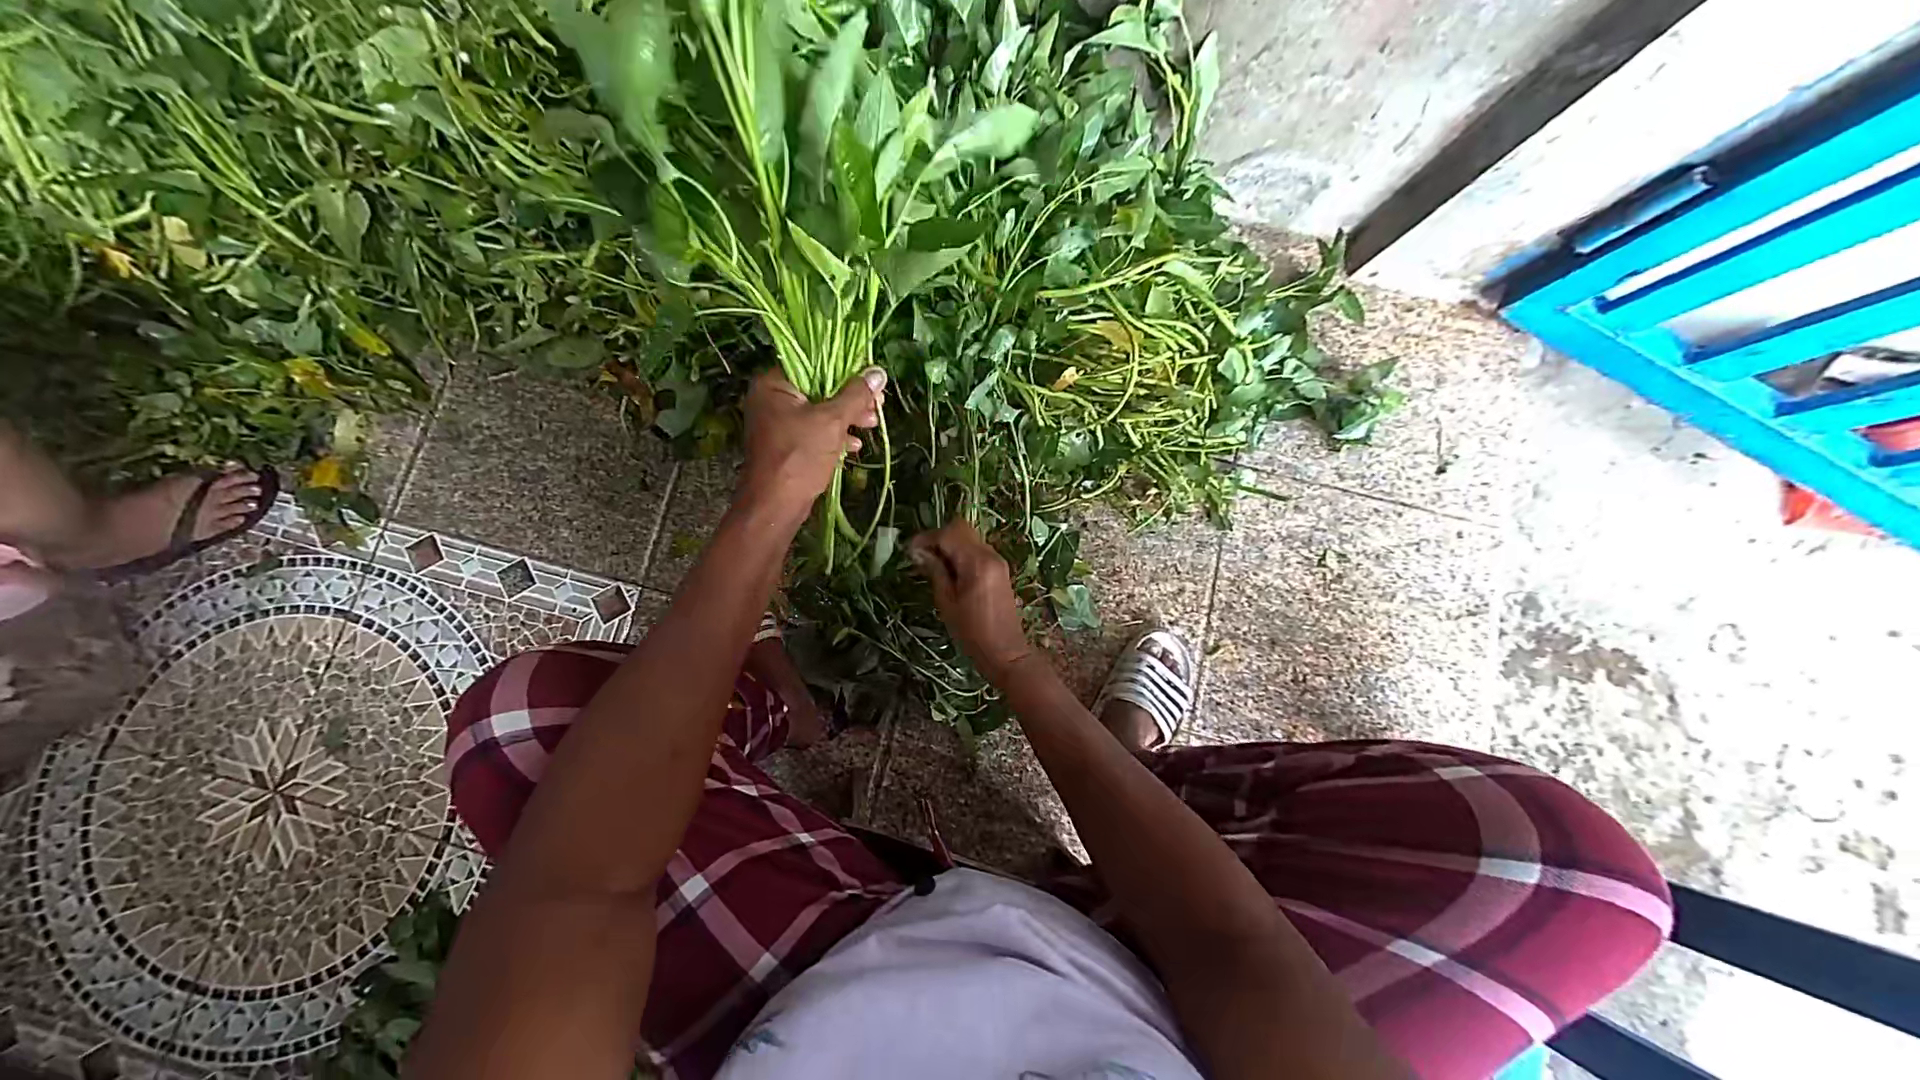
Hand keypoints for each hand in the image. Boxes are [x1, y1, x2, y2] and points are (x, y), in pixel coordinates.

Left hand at [738, 367, 886, 520]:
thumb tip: (877, 372)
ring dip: (846, 418)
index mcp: (774, 384)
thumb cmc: (799, 457)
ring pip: (819, 411)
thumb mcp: (832, 421)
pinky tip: (853, 445)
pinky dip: (833, 435)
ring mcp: (777, 423)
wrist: (775, 505)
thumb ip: (855, 395)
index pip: (814, 362)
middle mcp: (771, 398)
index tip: (872, 381)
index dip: (847, 370)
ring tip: (871, 424)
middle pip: (818, 387)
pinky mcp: (785, 444)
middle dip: (850, 398)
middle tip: (877, 405)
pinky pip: (813, 431)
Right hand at [908, 519, 1035, 685]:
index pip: (949, 534)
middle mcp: (990, 555)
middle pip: (961, 529)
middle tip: (921, 556)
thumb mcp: (946, 602)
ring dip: (950, 545)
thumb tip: (920, 552)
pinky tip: (949, 572)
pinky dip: (961, 553)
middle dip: (938, 537)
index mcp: (977, 562)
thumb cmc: (971, 632)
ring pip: (969, 538)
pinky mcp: (999, 569)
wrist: (1005, 651)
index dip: (926, 538)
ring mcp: (997, 561)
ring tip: (932, 565)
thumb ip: (935, 572)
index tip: (910, 551)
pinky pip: (976, 550)